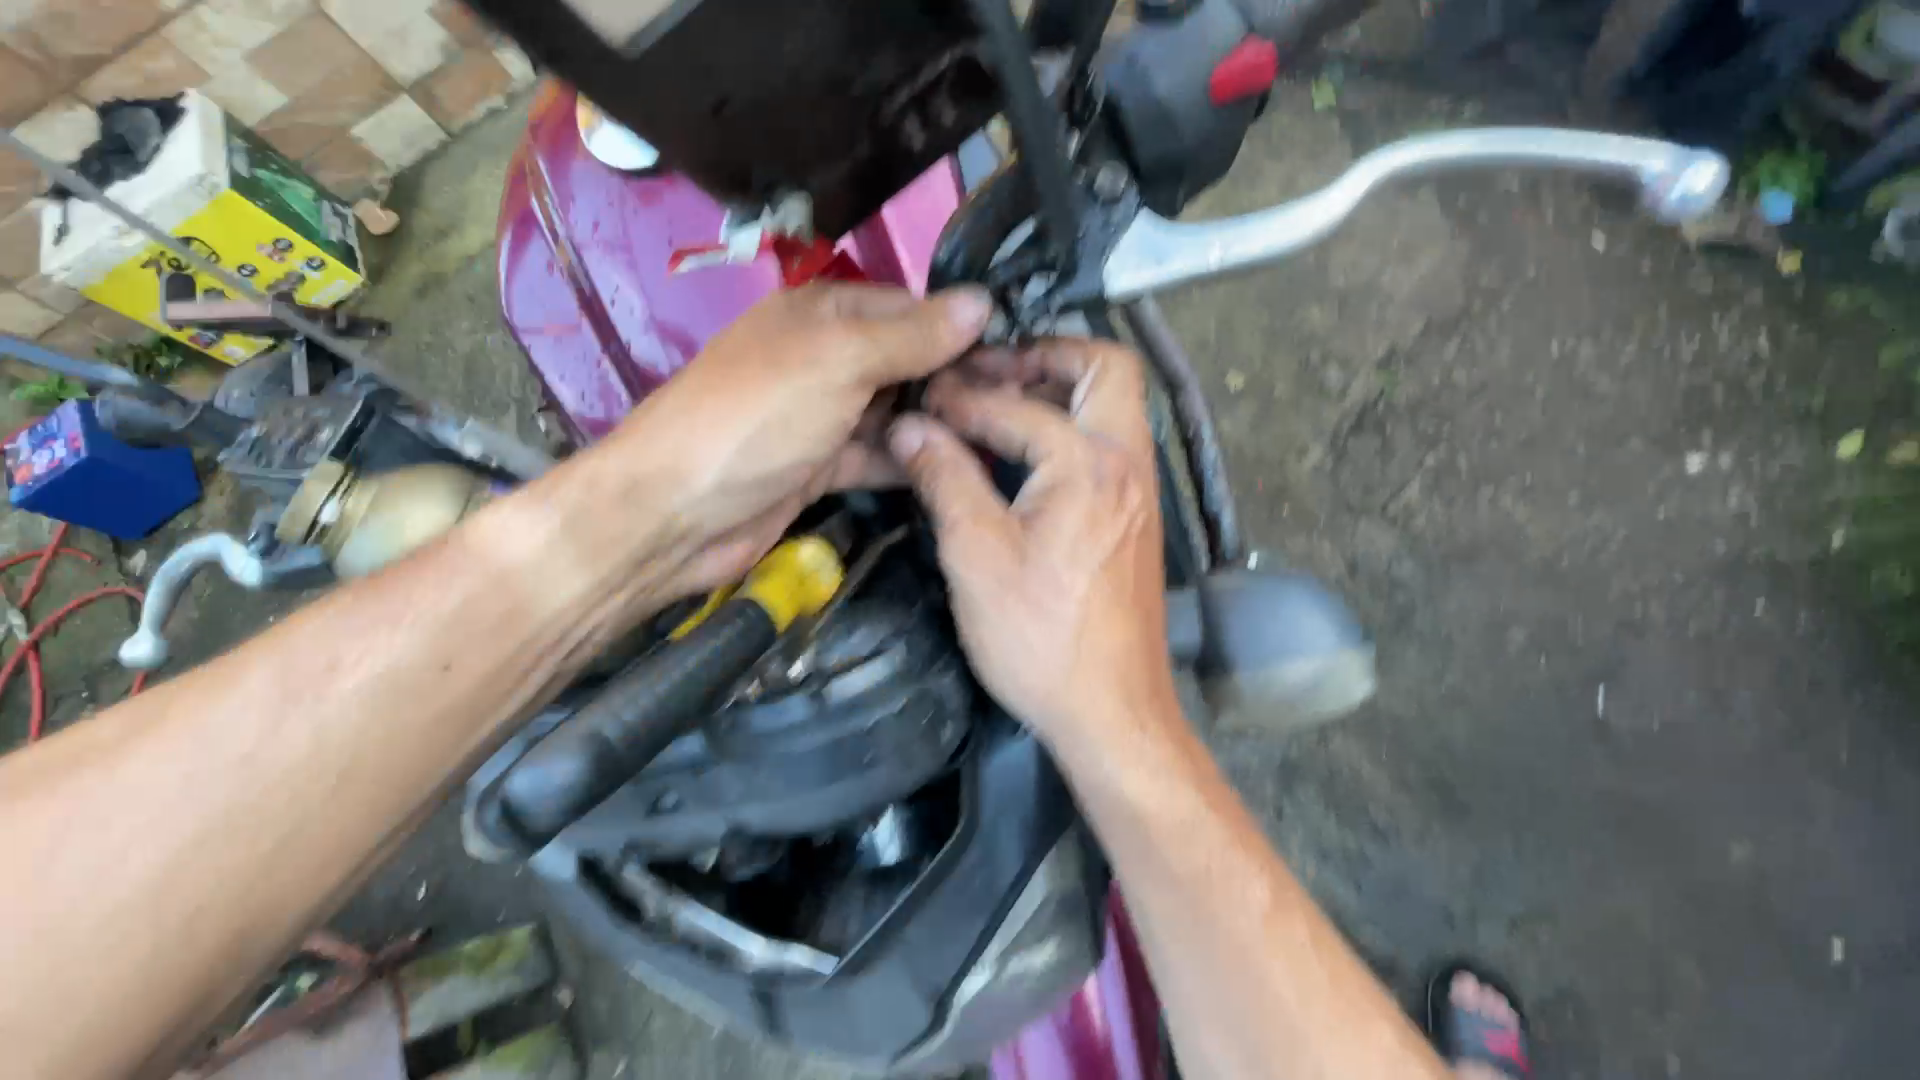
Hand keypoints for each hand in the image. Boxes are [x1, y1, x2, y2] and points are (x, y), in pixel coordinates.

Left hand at [613, 283, 991, 595]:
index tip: (1018, 356)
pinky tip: (957, 470)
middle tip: (1020, 406)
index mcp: (822, 313)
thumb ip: (911, 336)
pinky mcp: (819, 466)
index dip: (958, 328)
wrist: (677, 511)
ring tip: (1002, 439)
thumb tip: (983, 302)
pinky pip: (875, 456)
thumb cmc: (758, 417)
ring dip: (935, 423)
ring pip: (893, 411)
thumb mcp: (839, 362)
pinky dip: (908, 461)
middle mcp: (824, 358)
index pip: (907, 307)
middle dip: (953, 379)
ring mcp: (820, 415)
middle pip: (904, 360)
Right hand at [888, 338, 1178, 740]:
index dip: (961, 401)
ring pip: (1114, 405)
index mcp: (1089, 464)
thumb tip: (909, 428)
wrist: (1111, 710)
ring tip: (1002, 404)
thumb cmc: (1040, 638)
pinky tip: (1027, 457)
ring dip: (1060, 390)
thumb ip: (945, 479)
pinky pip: (1111, 443)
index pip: (1016, 406)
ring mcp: (1141, 490)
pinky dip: (1072, 428)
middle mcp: (1128, 463)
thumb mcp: (977, 556)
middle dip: (1044, 355)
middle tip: (988, 371)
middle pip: (1104, 369)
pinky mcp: (1137, 517)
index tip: (923, 404)